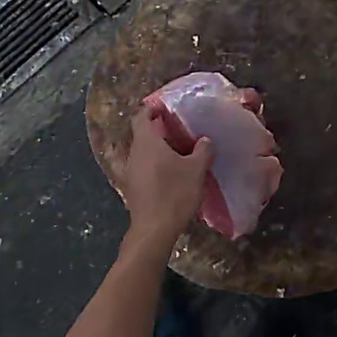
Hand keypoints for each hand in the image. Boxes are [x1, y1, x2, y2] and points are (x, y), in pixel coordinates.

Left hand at [121, 104, 212, 249]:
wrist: (154, 229)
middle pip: (143, 134)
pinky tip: (173, 173)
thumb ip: (203, 151)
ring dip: (160, 150)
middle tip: (182, 130)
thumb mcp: (196, 170)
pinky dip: (157, 165)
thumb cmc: (175, 193)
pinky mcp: (133, 187)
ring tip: (181, 152)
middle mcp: (134, 154)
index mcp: (147, 143)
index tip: (167, 107)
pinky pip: (145, 168)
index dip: (153, 108)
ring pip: (144, 152)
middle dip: (161, 130)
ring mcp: (131, 172)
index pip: (142, 116)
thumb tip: (205, 140)